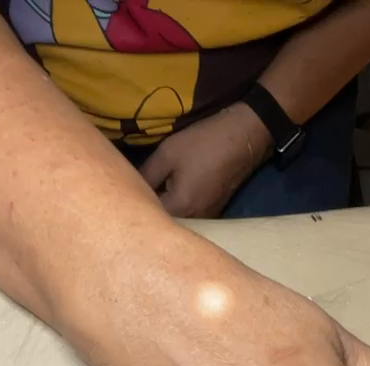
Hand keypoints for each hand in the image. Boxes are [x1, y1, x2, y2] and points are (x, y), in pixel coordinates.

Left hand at [139, 104, 269, 218]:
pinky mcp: (213, 213)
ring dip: (165, 211)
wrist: (243, 138)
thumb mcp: (167, 153)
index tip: (126, 194)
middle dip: (150, 211)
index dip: (137, 206)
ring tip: (152, 195)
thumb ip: (146, 175)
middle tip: (136, 195)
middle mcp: (196, 220)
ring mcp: (207, 219)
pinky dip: (179, 209)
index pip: (150, 216)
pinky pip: (190, 216)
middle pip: (165, 223)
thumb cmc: (203, 143)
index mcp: (181, 208)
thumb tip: (131, 188)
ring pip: (178, 221)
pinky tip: (172, 195)